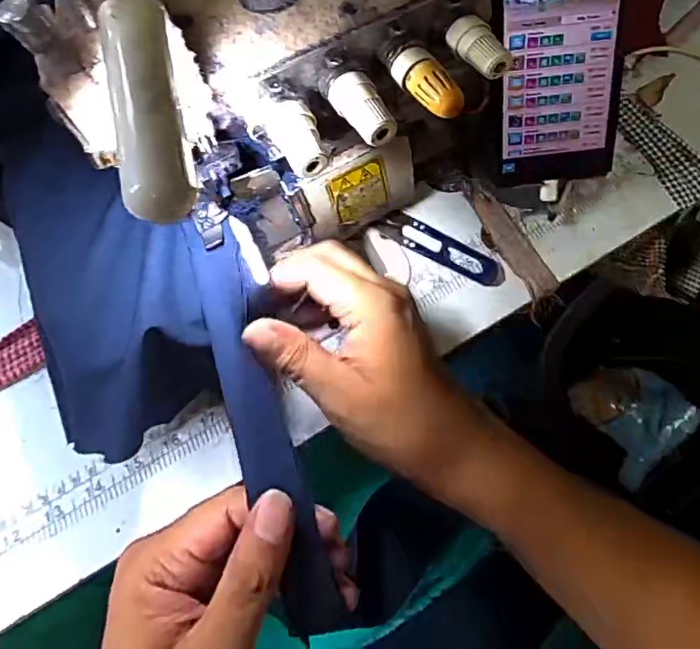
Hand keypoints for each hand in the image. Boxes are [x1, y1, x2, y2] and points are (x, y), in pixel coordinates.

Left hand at [102, 486, 356, 648]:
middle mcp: (167, 556)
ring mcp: (181, 579)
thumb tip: (279, 501)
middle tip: (340, 562)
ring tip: (337, 580)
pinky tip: (310, 593)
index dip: (282, 511)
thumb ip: (247, 576)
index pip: (230, 507)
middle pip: (242, 523)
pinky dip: (280, 582)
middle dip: (296, 538)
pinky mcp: (197, 601)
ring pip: (250, 547)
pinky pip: (244, 574)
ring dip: (295, 560)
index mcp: (158, 557)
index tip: (329, 534)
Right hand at [242, 242, 500, 498]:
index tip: (248, 304)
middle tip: (259, 305)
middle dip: (290, 273)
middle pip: (328, 256)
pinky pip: (351, 287)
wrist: (451, 442)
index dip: (277, 278)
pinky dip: (324, 296)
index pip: (313, 266)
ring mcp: (390, 297)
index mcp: (371, 301)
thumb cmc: (395, 421)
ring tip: (275, 318)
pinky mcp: (391, 311)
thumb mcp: (338, 392)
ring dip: (306, 283)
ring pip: (340, 268)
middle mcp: (383, 287)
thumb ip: (293, 354)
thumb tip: (250, 328)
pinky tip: (305, 327)